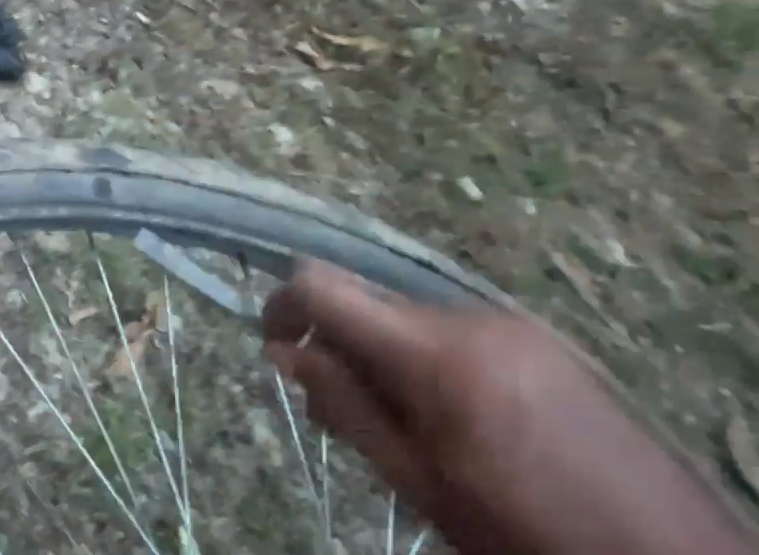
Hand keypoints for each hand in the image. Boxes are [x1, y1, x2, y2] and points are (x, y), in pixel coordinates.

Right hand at [263, 261, 752, 554]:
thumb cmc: (525, 532)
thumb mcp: (419, 482)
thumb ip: (344, 406)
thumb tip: (280, 350)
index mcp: (434, 352)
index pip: (322, 285)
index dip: (280, 304)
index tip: (273, 346)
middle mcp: (469, 317)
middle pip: (365, 302)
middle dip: (337, 343)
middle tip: (338, 408)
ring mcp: (512, 324)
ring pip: (406, 316)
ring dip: (383, 353)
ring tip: (401, 420)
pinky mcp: (543, 339)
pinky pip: (454, 329)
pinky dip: (428, 357)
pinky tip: (452, 414)